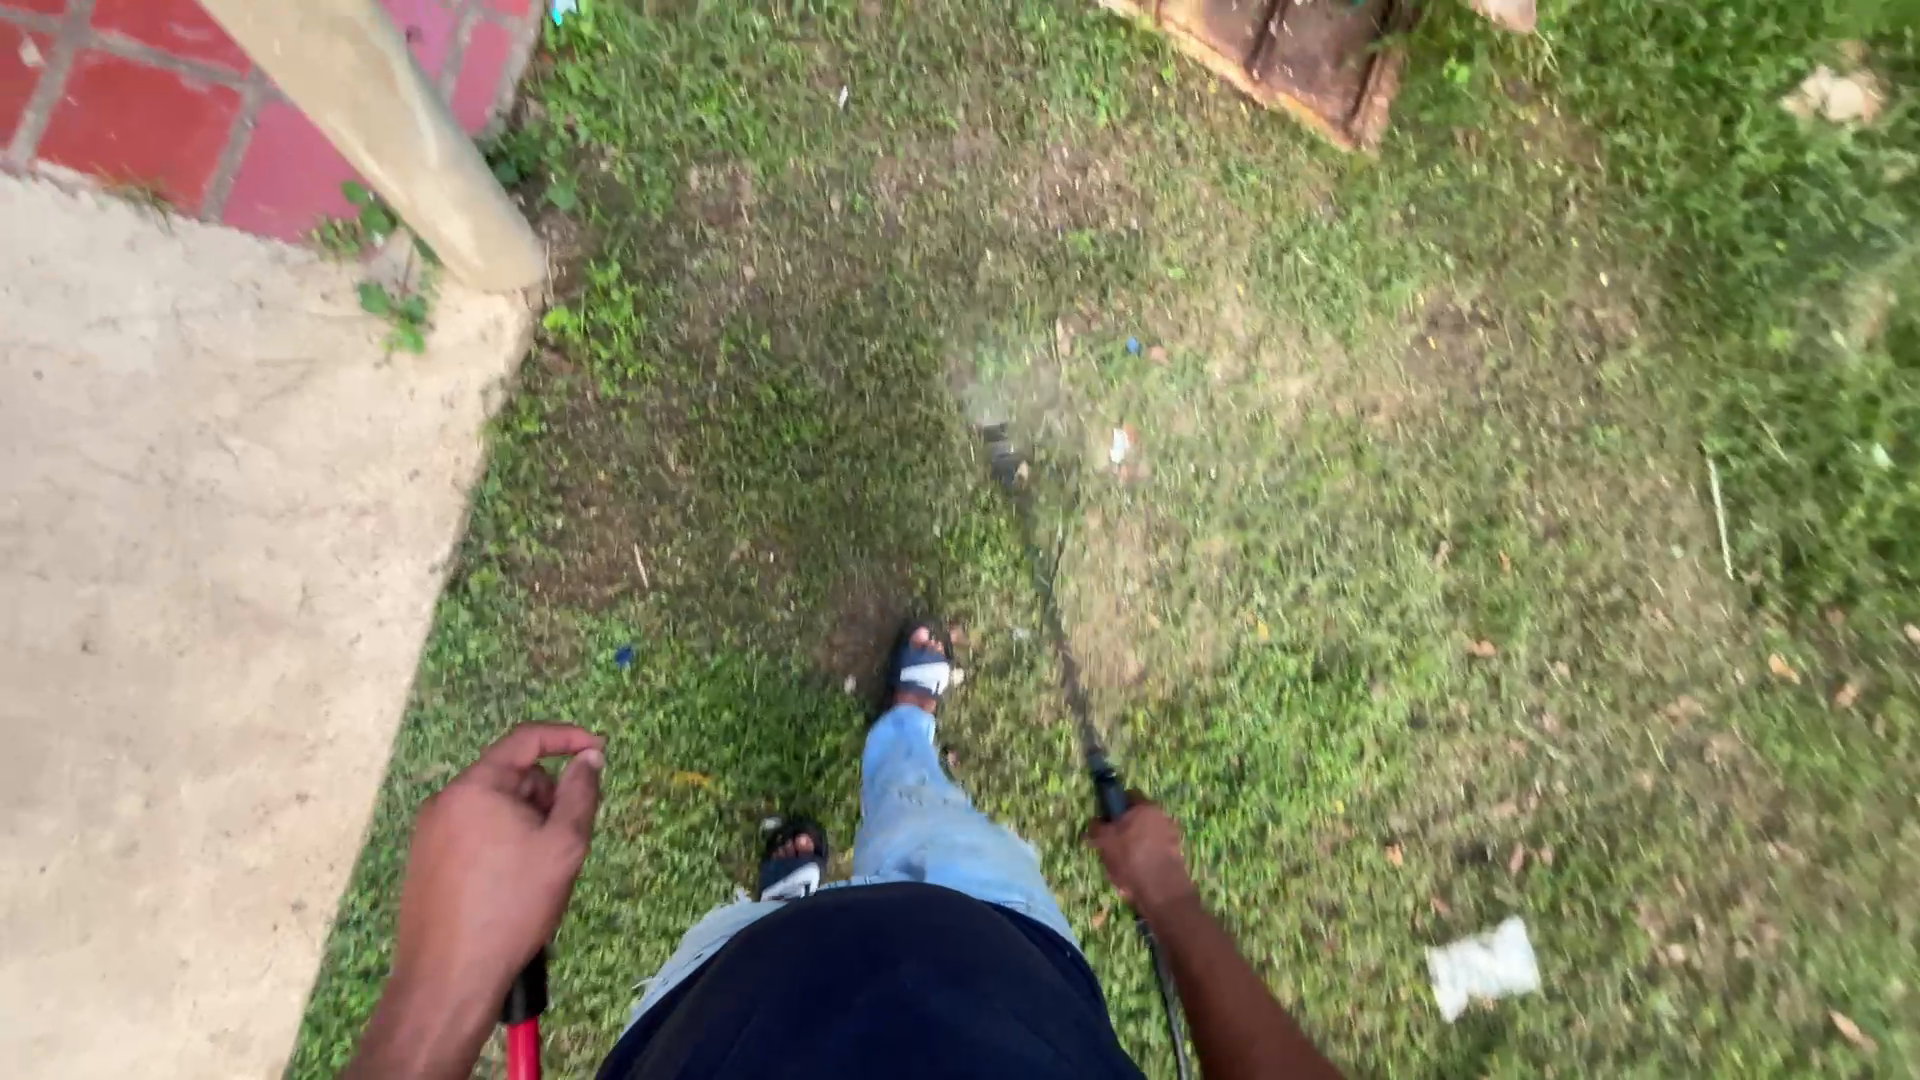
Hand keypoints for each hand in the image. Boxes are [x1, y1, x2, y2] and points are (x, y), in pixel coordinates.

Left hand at [392, 724, 605, 1009]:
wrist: (447, 982)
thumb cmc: (512, 905)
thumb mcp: (564, 843)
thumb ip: (582, 791)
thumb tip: (588, 757)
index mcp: (475, 788)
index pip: (527, 738)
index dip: (569, 737)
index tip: (600, 750)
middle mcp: (445, 802)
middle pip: (515, 776)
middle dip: (548, 796)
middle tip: (567, 838)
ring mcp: (430, 833)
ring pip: (499, 806)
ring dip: (529, 822)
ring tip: (541, 868)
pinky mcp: (427, 862)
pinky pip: (479, 831)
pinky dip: (507, 841)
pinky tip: (515, 881)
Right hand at [1086, 795, 1197, 916]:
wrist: (1161, 890)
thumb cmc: (1130, 857)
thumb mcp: (1104, 841)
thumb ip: (1096, 828)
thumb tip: (1094, 823)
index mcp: (1145, 806)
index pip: (1128, 796)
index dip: (1116, 806)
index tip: (1107, 820)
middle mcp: (1162, 816)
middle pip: (1139, 816)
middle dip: (1126, 827)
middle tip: (1112, 843)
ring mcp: (1172, 836)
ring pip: (1148, 835)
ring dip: (1137, 843)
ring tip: (1123, 863)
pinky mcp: (1177, 856)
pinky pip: (1156, 851)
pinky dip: (1147, 857)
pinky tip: (1137, 873)